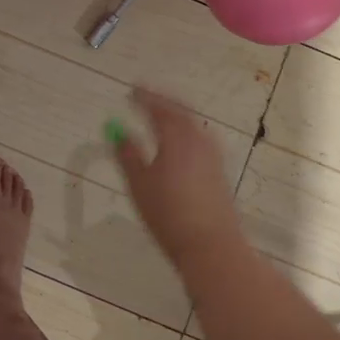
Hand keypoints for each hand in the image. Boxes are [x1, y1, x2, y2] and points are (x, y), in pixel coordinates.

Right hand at [114, 87, 245, 266]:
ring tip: (163, 116)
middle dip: (163, 101)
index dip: (144, 98)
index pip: (159, 109)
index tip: (130, 91)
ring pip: (194, 125)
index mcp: (175, 138)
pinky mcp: (220, 173)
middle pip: (181, 112)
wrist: (213, 248)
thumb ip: (127, 155)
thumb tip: (118, 133)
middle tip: (145, 98)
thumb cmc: (169, 214)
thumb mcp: (139, 184)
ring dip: (177, 115)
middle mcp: (197, 141)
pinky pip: (201, 138)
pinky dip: (188, 131)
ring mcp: (213, 157)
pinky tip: (181, 142)